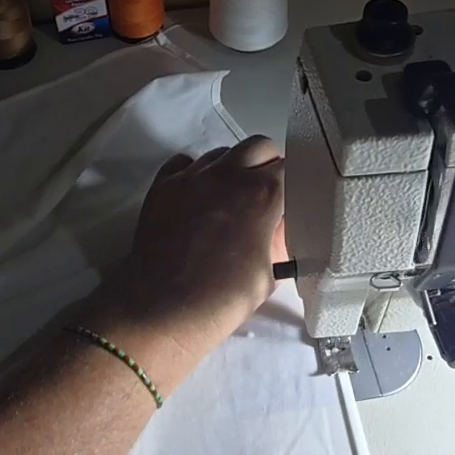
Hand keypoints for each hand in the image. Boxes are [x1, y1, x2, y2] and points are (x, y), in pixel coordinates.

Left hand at [86, 135, 286, 378]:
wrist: (163, 308)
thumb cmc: (223, 298)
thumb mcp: (269, 274)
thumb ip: (276, 240)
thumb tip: (275, 228)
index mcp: (262, 194)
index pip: (288, 168)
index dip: (291, 183)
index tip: (290, 200)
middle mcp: (229, 174)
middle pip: (258, 146)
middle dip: (266, 164)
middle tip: (264, 192)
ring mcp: (192, 176)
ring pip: (222, 153)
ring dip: (232, 168)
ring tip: (229, 196)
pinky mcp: (163, 184)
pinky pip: (184, 162)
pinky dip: (195, 172)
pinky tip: (197, 194)